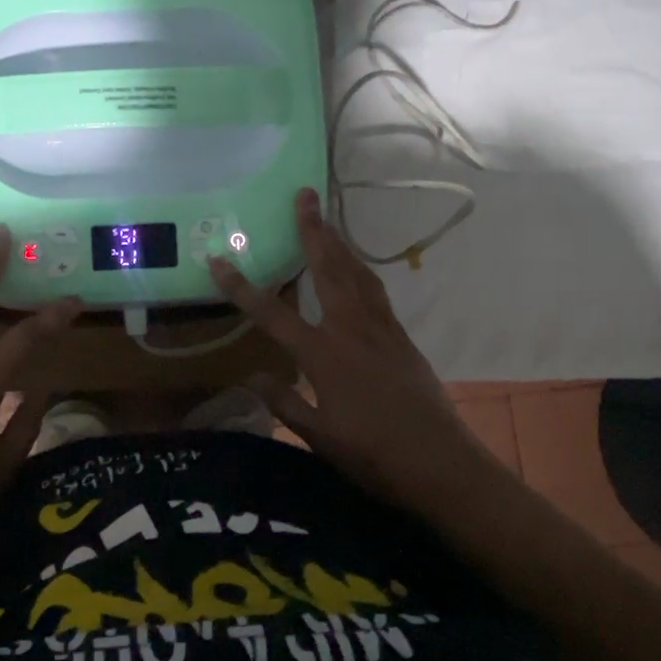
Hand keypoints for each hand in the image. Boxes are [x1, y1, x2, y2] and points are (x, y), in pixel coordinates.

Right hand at [208, 188, 497, 508]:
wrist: (443, 465)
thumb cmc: (374, 455)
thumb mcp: (319, 436)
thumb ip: (284, 402)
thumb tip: (252, 377)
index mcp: (322, 354)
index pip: (272, 314)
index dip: (241, 287)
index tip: (217, 261)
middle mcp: (351, 330)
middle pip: (327, 269)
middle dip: (312, 231)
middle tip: (304, 195)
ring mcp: (381, 330)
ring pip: (356, 274)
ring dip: (339, 244)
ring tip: (326, 222)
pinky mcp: (402, 339)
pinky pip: (376, 293)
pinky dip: (361, 271)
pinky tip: (357, 270)